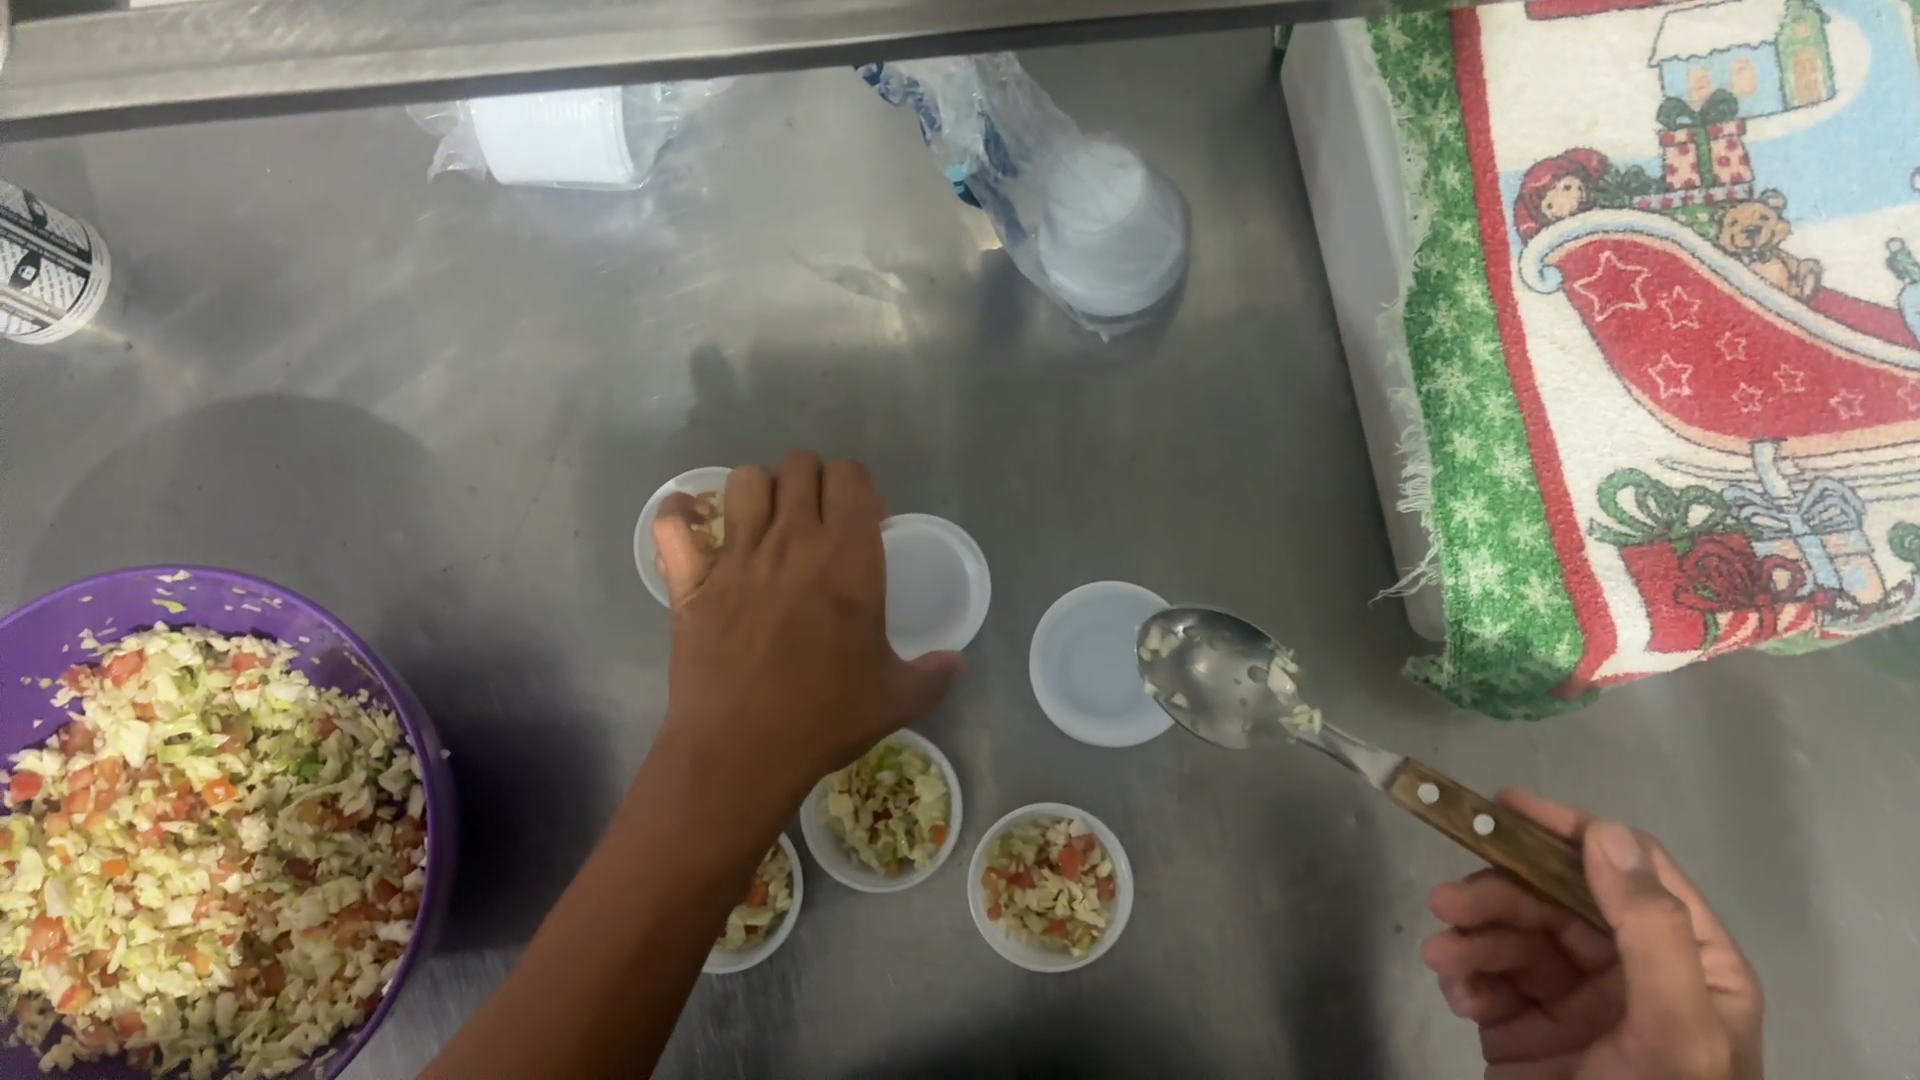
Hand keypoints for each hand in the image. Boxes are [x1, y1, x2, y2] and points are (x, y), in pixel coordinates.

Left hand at [650, 450, 963, 810]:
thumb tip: (957, 662)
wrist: (742, 751)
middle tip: (821, 521)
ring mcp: (736, 557)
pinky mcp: (691, 581)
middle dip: (814, 481)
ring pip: (745, 480)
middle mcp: (791, 541)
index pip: (852, 476)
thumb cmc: (825, 718)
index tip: (865, 523)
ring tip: (769, 525)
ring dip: (762, 491)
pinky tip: (696, 530)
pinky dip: (682, 517)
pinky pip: (674, 524)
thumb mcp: (897, 698)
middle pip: (800, 465)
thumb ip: (934, 674)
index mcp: (847, 557)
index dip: (860, 489)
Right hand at [1422, 789, 1763, 1079]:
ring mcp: (1570, 998)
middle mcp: (1627, 971)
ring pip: (1508, 933)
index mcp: (1686, 964)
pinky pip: (1485, 976)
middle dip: (1494, 894)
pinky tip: (1458, 995)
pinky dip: (1463, 976)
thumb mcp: (1675, 1033)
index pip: (1629, 868)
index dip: (1567, 830)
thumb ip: (1648, 930)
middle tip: (1445, 902)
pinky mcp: (1521, 1023)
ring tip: (1442, 958)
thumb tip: (1604, 833)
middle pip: (1549, 897)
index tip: (1502, 804)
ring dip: (1468, 937)